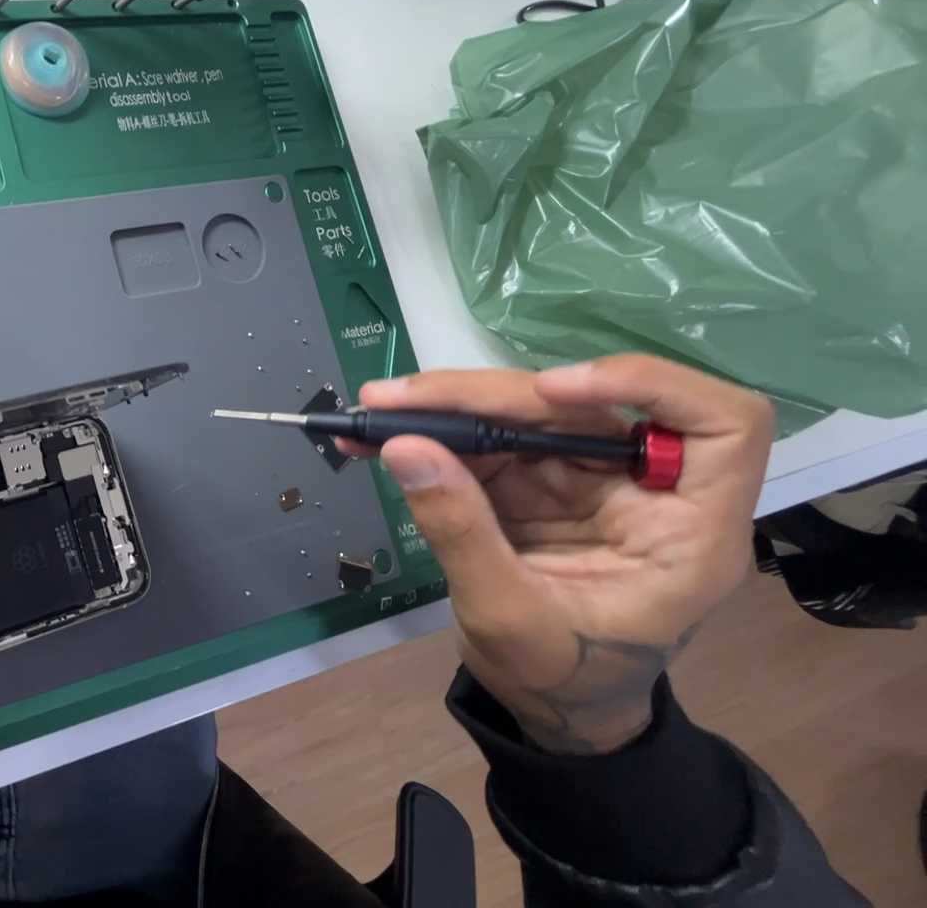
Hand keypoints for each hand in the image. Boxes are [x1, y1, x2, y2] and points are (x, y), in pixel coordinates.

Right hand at [346, 355, 772, 754]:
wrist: (547, 704)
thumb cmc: (561, 678)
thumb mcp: (508, 617)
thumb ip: (461, 532)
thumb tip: (404, 447)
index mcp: (684, 529)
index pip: (717, 426)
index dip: (644, 386)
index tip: (549, 389)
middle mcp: (640, 488)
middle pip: (578, 408)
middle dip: (482, 396)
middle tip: (394, 400)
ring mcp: (581, 481)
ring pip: (520, 414)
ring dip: (441, 408)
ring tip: (372, 414)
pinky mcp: (530, 483)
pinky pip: (480, 441)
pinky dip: (426, 434)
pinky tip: (375, 437)